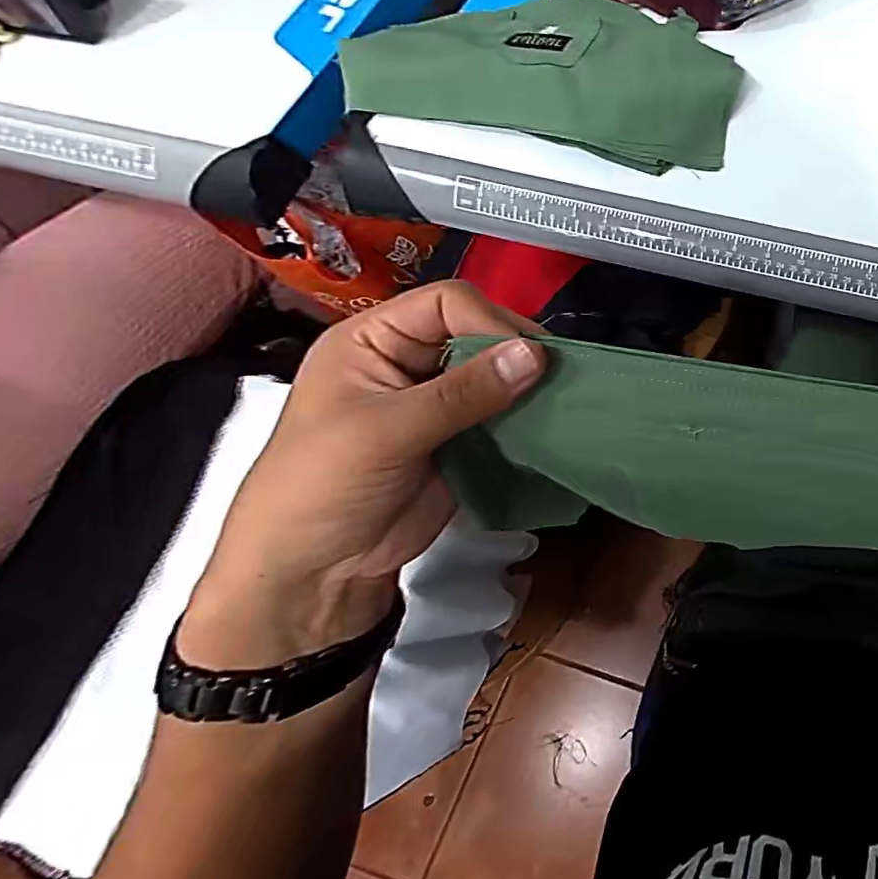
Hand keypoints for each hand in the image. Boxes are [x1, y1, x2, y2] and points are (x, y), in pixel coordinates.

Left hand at [178, 282, 545, 668]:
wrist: (315, 574)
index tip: (529, 357)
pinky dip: (526, 413)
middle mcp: (409, 361)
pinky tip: (547, 419)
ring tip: (562, 395)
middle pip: (478, 331)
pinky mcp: (462, 435)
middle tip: (557, 374)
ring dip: (528, 382)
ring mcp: (438, 401)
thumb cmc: (323, 488)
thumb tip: (536, 355)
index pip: (447, 304)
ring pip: (496, 372)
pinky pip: (503, 411)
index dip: (490, 322)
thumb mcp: (386, 433)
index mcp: (374, 340)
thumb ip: (463, 393)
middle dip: (516, 350)